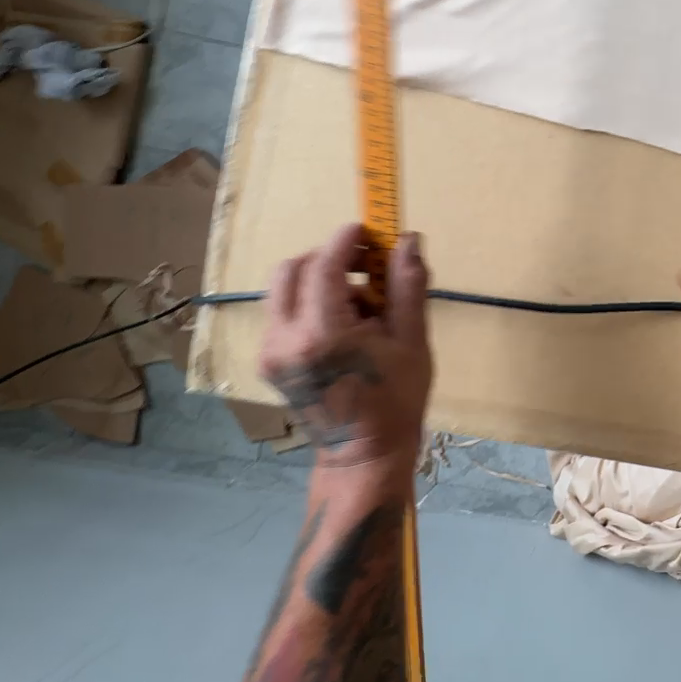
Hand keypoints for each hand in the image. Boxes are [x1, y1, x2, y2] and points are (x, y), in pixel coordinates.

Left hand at [259, 223, 432, 480]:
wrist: (364, 452)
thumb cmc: (397, 398)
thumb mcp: (413, 340)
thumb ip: (408, 286)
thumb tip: (409, 240)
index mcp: (323, 334)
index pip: (324, 267)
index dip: (346, 240)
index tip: (369, 229)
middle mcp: (285, 339)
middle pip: (293, 270)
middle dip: (331, 257)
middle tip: (370, 264)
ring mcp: (270, 351)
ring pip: (285, 289)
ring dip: (322, 280)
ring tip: (363, 304)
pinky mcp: (268, 359)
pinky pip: (285, 312)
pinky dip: (314, 302)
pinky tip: (348, 325)